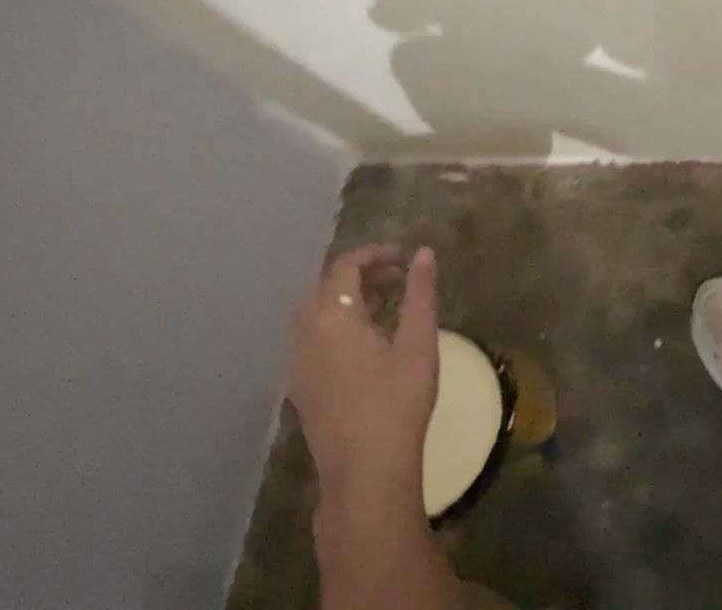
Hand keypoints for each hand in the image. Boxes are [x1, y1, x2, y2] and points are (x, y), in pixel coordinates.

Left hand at [288, 245, 439, 496]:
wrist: (365, 469)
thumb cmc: (398, 400)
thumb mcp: (419, 341)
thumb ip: (420, 293)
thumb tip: (423, 253)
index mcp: (333, 317)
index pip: (344, 267)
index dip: (373, 255)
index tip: (403, 257)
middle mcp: (306, 334)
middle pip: (324, 287)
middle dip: (358, 274)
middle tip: (396, 276)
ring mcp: (298, 363)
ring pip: (313, 314)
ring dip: (344, 299)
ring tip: (383, 305)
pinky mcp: (301, 387)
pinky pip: (311, 339)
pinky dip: (334, 324)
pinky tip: (364, 342)